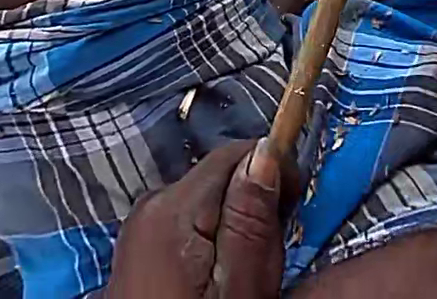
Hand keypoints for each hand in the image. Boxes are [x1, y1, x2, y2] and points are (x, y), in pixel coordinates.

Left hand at [106, 138, 287, 298]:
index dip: (272, 170)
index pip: (233, 155)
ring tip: (243, 277)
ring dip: (234, 224)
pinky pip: (188, 221)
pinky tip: (217, 280)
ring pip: (207, 199)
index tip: (296, 203)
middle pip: (220, 176)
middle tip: (268, 259)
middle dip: (252, 204)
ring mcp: (142, 223)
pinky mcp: (141, 244)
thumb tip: (267, 152)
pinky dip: (211, 239)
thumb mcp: (238, 293)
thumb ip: (251, 221)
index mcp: (173, 207)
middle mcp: (152, 201)